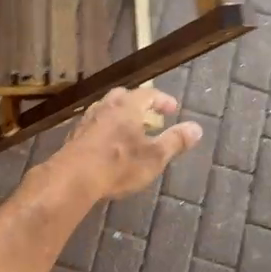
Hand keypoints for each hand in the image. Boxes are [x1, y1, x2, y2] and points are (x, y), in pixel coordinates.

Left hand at [50, 87, 201, 201]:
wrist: (73, 177)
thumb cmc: (118, 164)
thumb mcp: (154, 157)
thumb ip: (175, 141)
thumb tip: (197, 128)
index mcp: (128, 106)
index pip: (148, 94)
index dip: (162, 99)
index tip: (173, 108)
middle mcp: (106, 106)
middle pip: (124, 96)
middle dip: (139, 104)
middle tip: (150, 116)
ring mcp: (88, 120)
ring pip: (107, 109)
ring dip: (121, 115)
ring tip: (130, 130)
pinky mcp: (75, 135)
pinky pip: (95, 124)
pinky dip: (106, 128)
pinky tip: (108, 144)